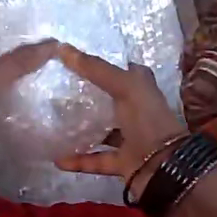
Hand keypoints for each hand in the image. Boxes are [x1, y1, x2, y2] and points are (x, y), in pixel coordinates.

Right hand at [53, 45, 185, 187]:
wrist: (165, 167)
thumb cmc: (147, 119)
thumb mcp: (124, 86)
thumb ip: (95, 68)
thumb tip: (62, 48)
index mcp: (141, 89)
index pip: (122, 70)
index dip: (101, 64)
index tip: (72, 60)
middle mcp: (136, 111)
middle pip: (108, 100)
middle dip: (85, 96)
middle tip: (55, 91)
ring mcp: (130, 138)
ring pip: (101, 130)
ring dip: (80, 129)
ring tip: (52, 123)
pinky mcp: (123, 162)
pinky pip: (96, 159)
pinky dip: (78, 160)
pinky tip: (57, 158)